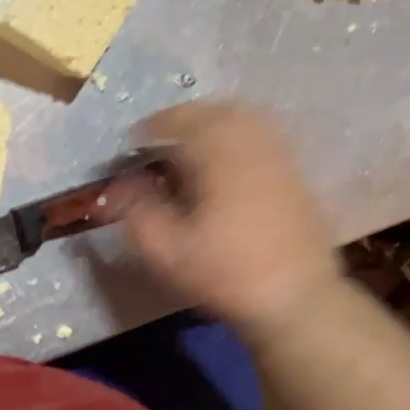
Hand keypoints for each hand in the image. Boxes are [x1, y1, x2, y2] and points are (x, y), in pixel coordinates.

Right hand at [109, 102, 341, 331]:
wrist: (296, 298)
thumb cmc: (225, 274)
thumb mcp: (166, 252)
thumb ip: (135, 213)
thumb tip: (113, 187)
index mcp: (218, 157)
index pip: (178, 122)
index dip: (149, 128)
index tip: (130, 143)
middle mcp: (252, 144)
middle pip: (215, 111)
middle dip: (182, 119)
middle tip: (158, 139)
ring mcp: (279, 157)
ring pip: (243, 119)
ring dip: (211, 124)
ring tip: (188, 146)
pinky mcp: (294, 174)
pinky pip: (262, 137)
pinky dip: (236, 138)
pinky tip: (223, 164)